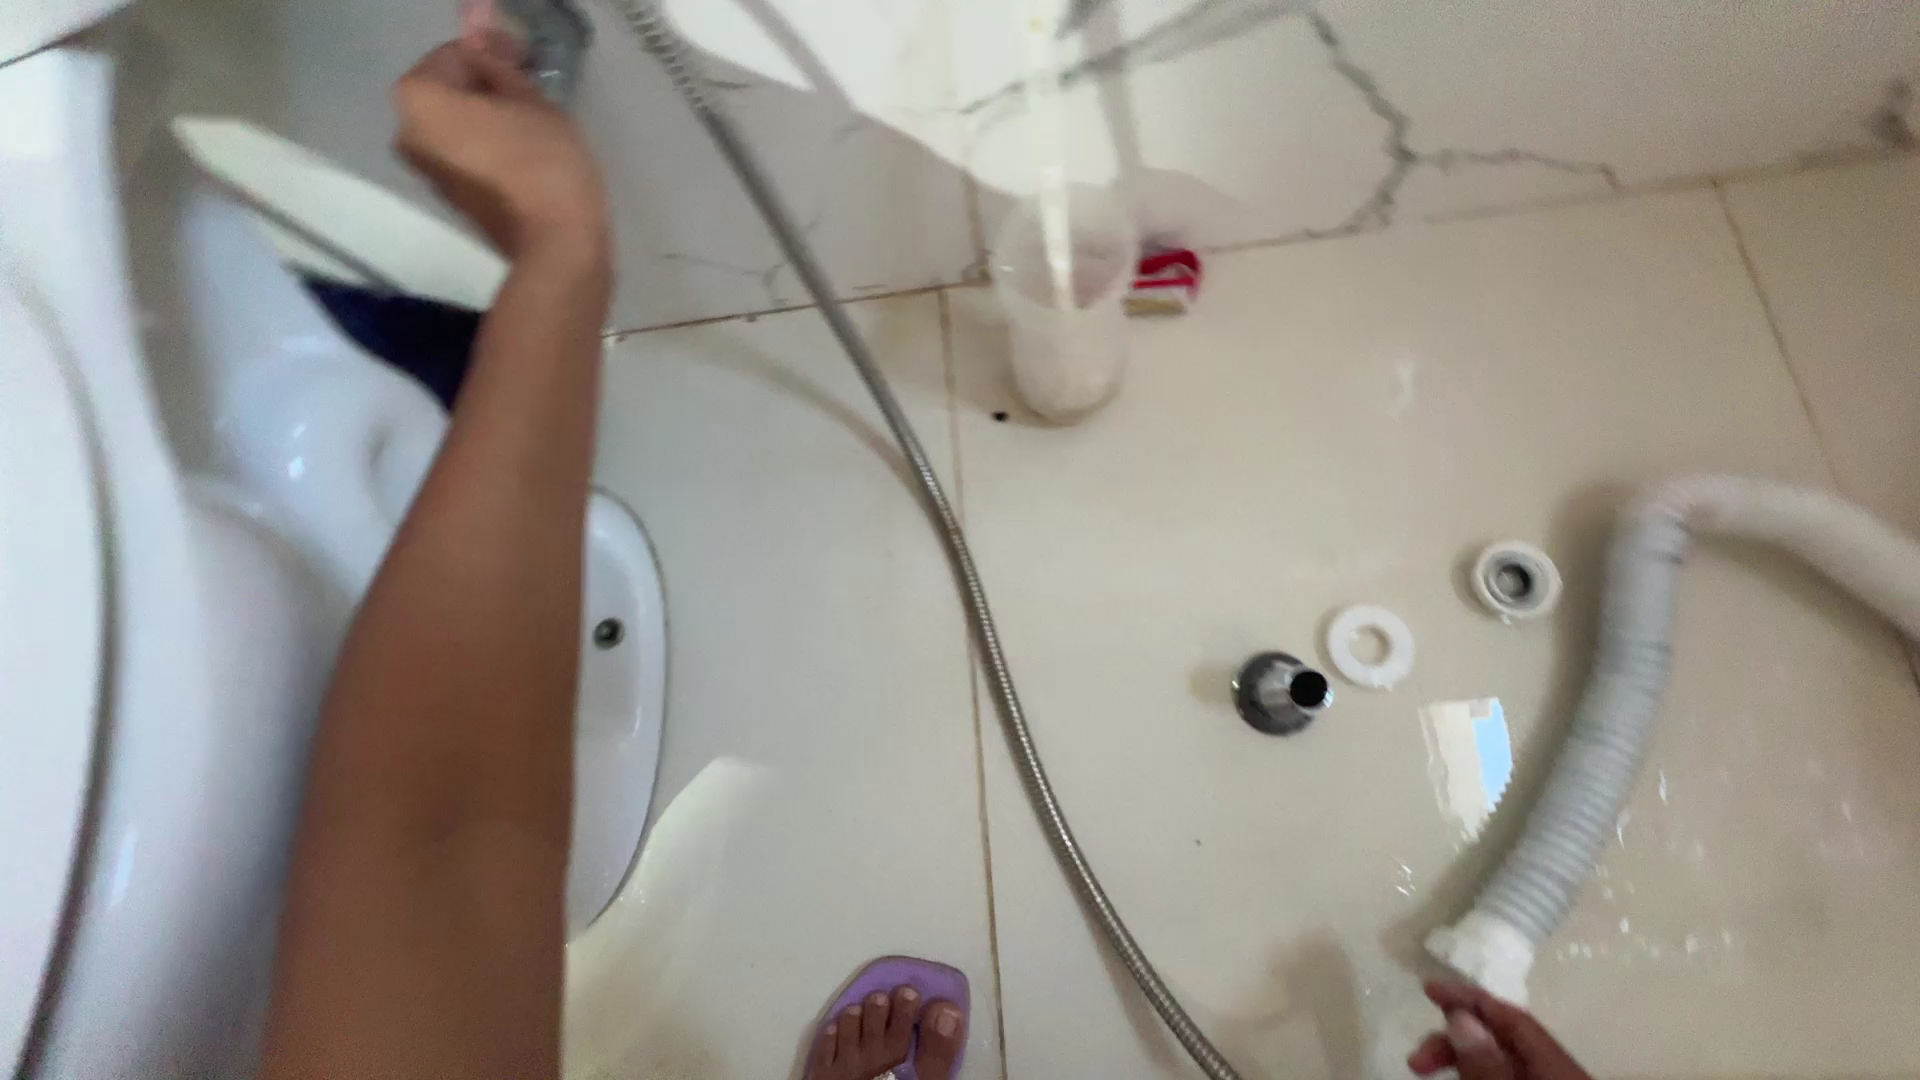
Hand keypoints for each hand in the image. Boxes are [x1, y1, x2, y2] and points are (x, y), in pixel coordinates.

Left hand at [391, 31, 607, 258]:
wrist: (558, 248)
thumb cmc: (547, 167)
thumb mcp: (536, 104)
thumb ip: (504, 72)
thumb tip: (489, 58)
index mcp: (419, 98)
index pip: (455, 57)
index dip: (493, 53)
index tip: (524, 59)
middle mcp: (408, 133)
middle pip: (450, 97)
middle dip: (486, 93)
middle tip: (529, 98)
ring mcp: (429, 174)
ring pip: (459, 131)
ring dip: (489, 125)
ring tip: (532, 132)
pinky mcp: (455, 204)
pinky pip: (470, 162)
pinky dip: (491, 155)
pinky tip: (526, 162)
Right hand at [1408, 981, 1593, 1079]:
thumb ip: (1488, 1062)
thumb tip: (1457, 1016)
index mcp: (1558, 1060)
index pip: (1509, 1013)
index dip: (1467, 996)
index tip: (1426, 988)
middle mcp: (1557, 1065)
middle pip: (1500, 1037)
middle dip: (1454, 1037)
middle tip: (1419, 1055)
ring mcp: (1550, 1075)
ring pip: (1500, 1058)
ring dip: (1461, 1057)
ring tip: (1428, 1066)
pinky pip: (1507, 1073)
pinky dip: (1478, 1071)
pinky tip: (1458, 1074)